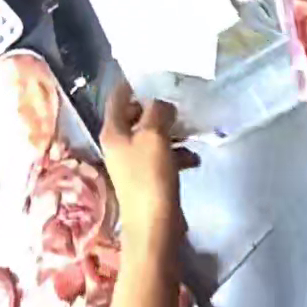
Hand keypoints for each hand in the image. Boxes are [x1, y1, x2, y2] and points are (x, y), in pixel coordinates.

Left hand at [100, 83, 195, 245]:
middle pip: (135, 116)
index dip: (132, 84)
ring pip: (151, 137)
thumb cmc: (150, 178)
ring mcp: (132, 164)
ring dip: (170, 132)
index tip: (153, 75)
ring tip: (190, 131)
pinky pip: (161, 158)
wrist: (155, 232)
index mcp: (112, 131)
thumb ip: (156, 112)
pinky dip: (176, 154)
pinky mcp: (148, 181)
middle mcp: (118, 145)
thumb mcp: (154, 136)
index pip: (117, 97)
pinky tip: (194, 159)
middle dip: (157, 110)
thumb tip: (160, 103)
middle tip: (178, 104)